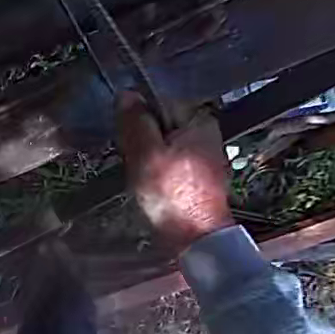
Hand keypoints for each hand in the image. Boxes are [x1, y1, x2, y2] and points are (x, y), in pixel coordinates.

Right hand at [116, 93, 234, 255]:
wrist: (196, 239)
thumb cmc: (172, 196)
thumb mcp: (146, 154)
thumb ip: (136, 122)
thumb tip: (126, 94)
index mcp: (200, 119)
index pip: (158, 102)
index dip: (138, 119)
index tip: (130, 140)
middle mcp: (207, 133)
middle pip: (160, 124)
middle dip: (142, 140)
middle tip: (136, 162)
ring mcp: (204, 156)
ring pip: (161, 145)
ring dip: (146, 158)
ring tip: (144, 178)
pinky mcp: (198, 177)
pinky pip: (168, 163)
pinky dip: (157, 172)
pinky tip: (153, 187)